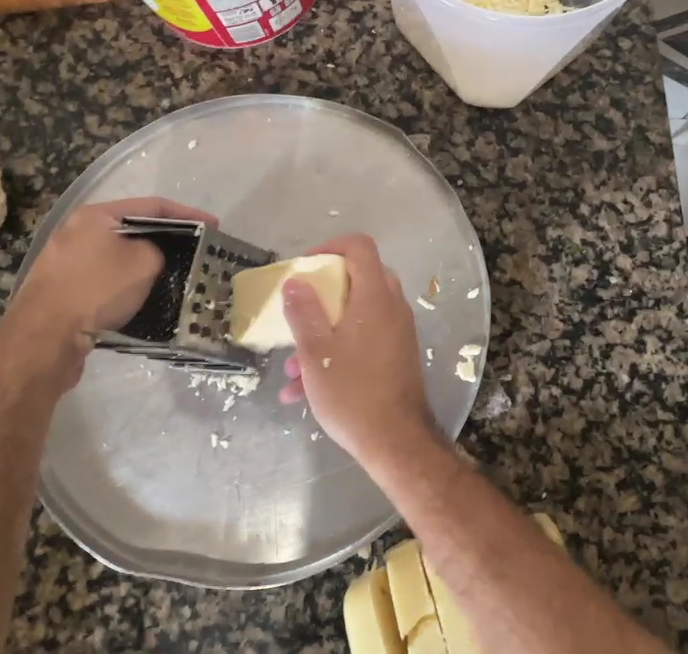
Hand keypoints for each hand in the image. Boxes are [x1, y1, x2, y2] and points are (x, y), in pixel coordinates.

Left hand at [7, 197, 215, 342]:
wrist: (43, 340)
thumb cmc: (98, 290)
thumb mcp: (145, 262)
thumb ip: (159, 251)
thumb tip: (152, 258)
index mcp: (94, 215)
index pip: (152, 206)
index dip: (187, 214)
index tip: (213, 226)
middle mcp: (74, 232)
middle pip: (131, 229)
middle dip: (165, 239)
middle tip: (193, 249)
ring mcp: (63, 263)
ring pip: (116, 257)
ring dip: (144, 265)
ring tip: (173, 275)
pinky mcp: (60, 291)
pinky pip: (103, 280)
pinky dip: (125, 284)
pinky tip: (143, 297)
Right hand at [277, 234, 437, 464]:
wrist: (395, 440)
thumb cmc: (352, 392)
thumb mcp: (316, 352)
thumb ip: (304, 312)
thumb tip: (295, 282)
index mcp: (375, 297)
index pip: (360, 247)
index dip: (331, 247)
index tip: (305, 266)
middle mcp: (392, 307)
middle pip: (358, 280)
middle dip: (322, 295)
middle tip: (298, 310)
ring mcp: (397, 331)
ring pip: (356, 316)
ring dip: (322, 334)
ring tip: (290, 369)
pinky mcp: (397, 355)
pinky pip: (363, 340)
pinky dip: (336, 353)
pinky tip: (303, 391)